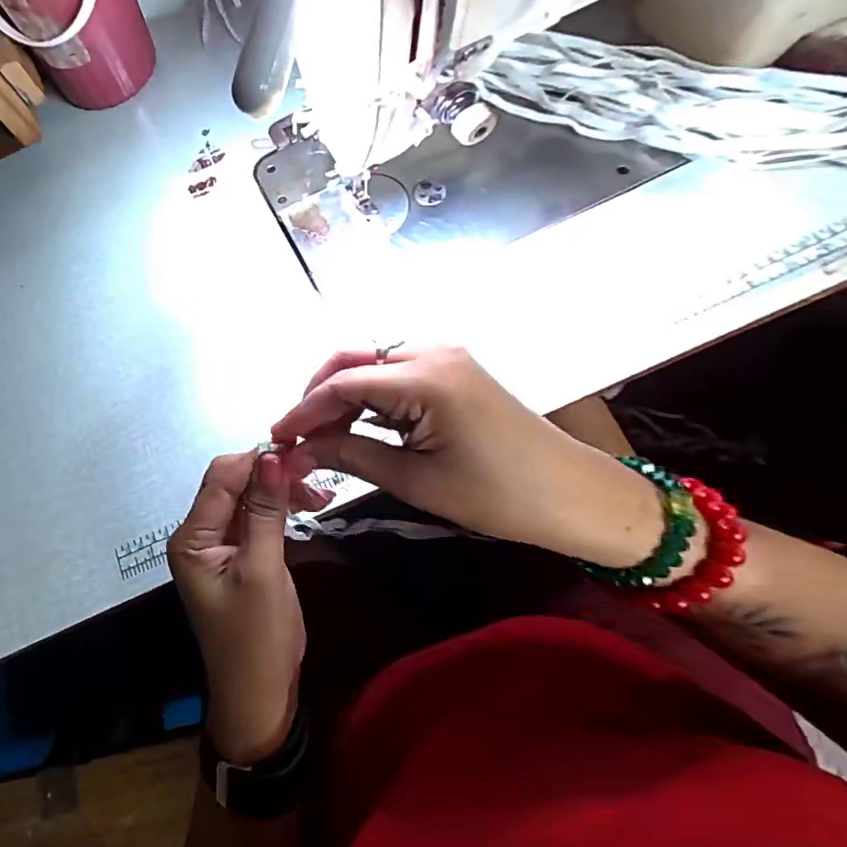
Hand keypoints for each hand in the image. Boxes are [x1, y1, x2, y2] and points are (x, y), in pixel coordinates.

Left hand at [168, 448, 319, 764]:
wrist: (259, 696)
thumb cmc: (256, 638)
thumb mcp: (263, 570)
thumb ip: (266, 510)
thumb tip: (272, 456)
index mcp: (192, 539)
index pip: (221, 477)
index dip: (258, 459)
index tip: (302, 451)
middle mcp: (199, 536)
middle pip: (234, 483)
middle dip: (273, 472)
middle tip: (317, 470)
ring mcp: (220, 546)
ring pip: (249, 497)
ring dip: (282, 489)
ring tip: (320, 492)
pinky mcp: (241, 555)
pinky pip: (258, 517)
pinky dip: (283, 508)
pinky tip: (312, 504)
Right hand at [270, 346, 665, 568]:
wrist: (569, 493)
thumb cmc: (497, 495)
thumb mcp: (416, 479)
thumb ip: (352, 454)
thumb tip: (300, 449)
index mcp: (425, 376)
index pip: (344, 381)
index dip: (304, 409)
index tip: (278, 437)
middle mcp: (434, 351)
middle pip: (356, 358)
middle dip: (320, 392)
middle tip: (298, 434)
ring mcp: (449, 356)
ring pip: (377, 361)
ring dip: (345, 391)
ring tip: (323, 432)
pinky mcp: (457, 368)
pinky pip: (401, 370)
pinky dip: (374, 392)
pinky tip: (361, 421)